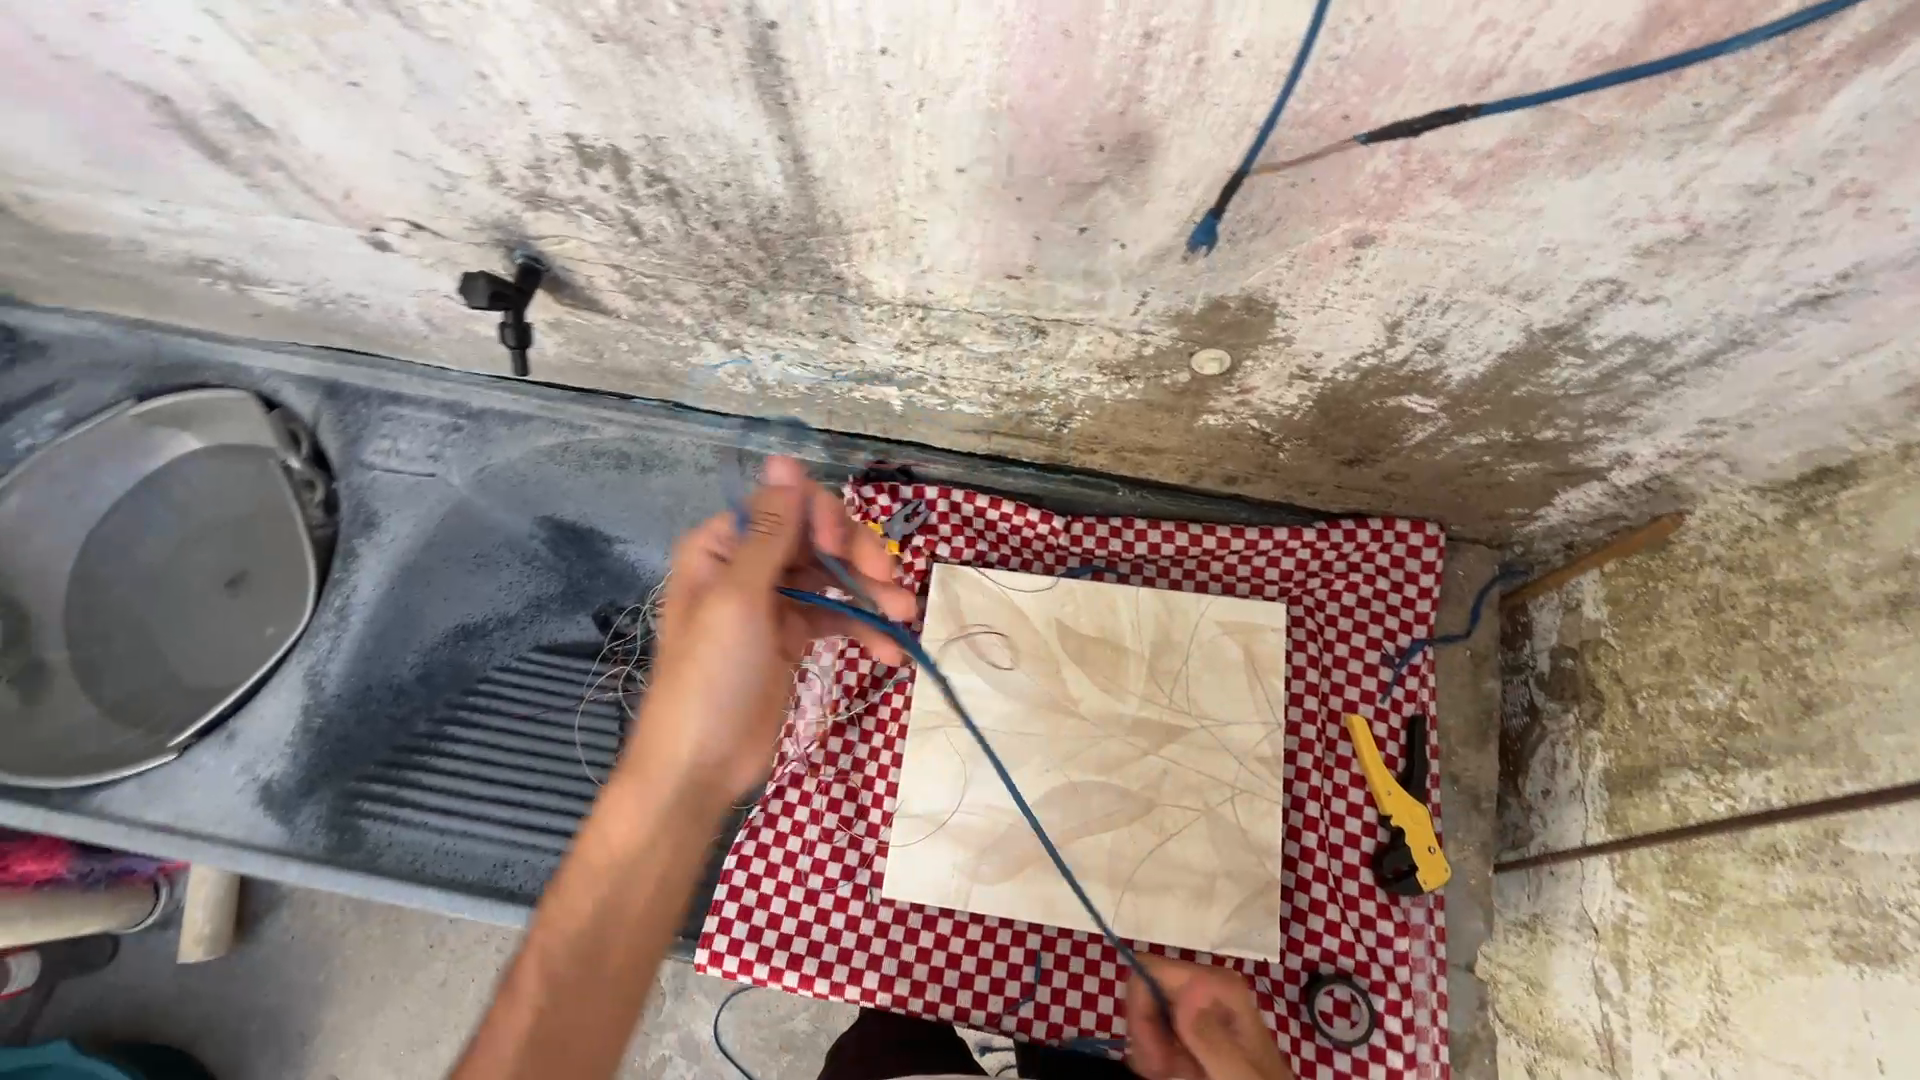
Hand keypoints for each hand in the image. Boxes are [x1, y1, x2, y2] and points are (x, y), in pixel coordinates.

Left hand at [629, 456, 918, 798]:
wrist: (699, 766)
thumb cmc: (710, 677)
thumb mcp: (740, 598)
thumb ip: (769, 529)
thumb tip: (785, 458)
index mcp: (724, 546)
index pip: (787, 505)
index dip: (824, 519)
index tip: (846, 551)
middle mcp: (749, 565)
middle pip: (818, 539)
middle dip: (858, 558)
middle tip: (892, 584)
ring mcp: (774, 602)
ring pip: (834, 578)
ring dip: (872, 596)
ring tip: (905, 618)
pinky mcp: (793, 637)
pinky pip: (836, 618)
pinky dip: (864, 631)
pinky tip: (890, 653)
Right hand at [1127, 957, 1294, 1079]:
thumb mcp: (1238, 1074)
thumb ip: (1213, 1038)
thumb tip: (1185, 992)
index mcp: (1219, 986)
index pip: (1152, 969)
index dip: (1141, 1010)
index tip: (1154, 1058)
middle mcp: (1207, 983)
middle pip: (1146, 987)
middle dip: (1145, 1029)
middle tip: (1159, 1070)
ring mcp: (1200, 1000)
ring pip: (1148, 1005)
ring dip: (1149, 1042)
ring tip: (1169, 1073)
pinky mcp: (1195, 1018)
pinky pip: (1157, 1020)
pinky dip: (1157, 1047)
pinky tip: (1177, 1069)